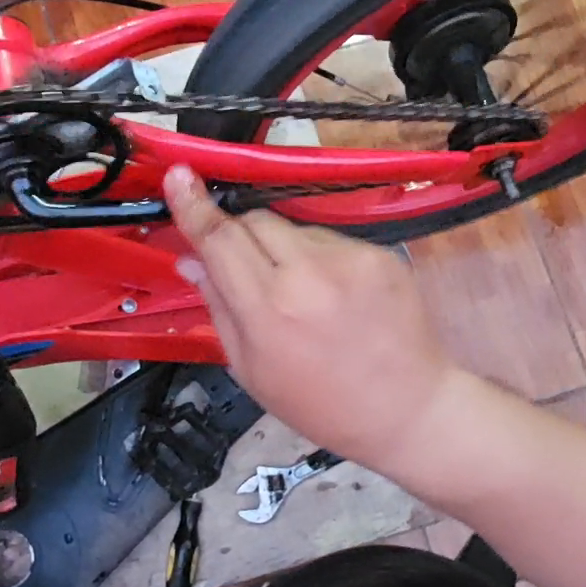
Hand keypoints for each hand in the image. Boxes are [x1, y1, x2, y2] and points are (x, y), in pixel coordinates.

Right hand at [163, 165, 464, 469]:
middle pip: (255, 222)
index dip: (194, 207)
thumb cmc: (320, 404)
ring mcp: (350, 259)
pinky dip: (321, 260)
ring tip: (303, 298)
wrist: (406, 410)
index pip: (221, 239)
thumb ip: (219, 308)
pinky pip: (332, 241)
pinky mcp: (381, 254)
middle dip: (240, 235)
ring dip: (283, 250)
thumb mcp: (252, 371)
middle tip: (246, 270)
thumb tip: (192, 260)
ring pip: (294, 230)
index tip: (178, 176)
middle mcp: (309, 274)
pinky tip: (335, 297)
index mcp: (269, 310)